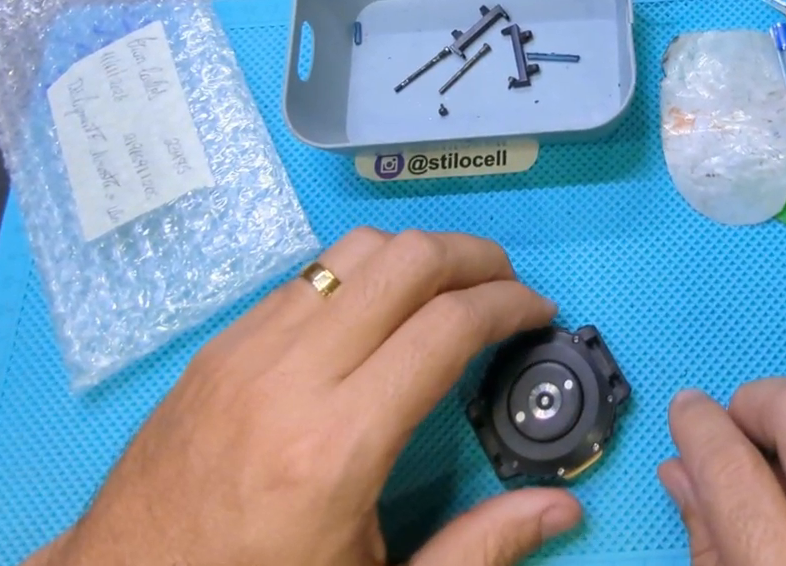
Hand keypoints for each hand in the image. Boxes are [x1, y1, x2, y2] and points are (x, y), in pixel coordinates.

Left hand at [28, 228, 579, 565]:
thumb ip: (480, 550)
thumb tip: (566, 511)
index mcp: (338, 446)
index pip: (448, 326)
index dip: (511, 305)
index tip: (539, 311)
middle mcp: (293, 376)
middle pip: (410, 260)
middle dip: (477, 258)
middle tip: (507, 287)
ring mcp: (247, 350)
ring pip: (360, 250)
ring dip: (421, 255)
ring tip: (450, 290)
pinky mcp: (219, 345)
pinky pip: (312, 272)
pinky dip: (367, 273)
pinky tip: (380, 313)